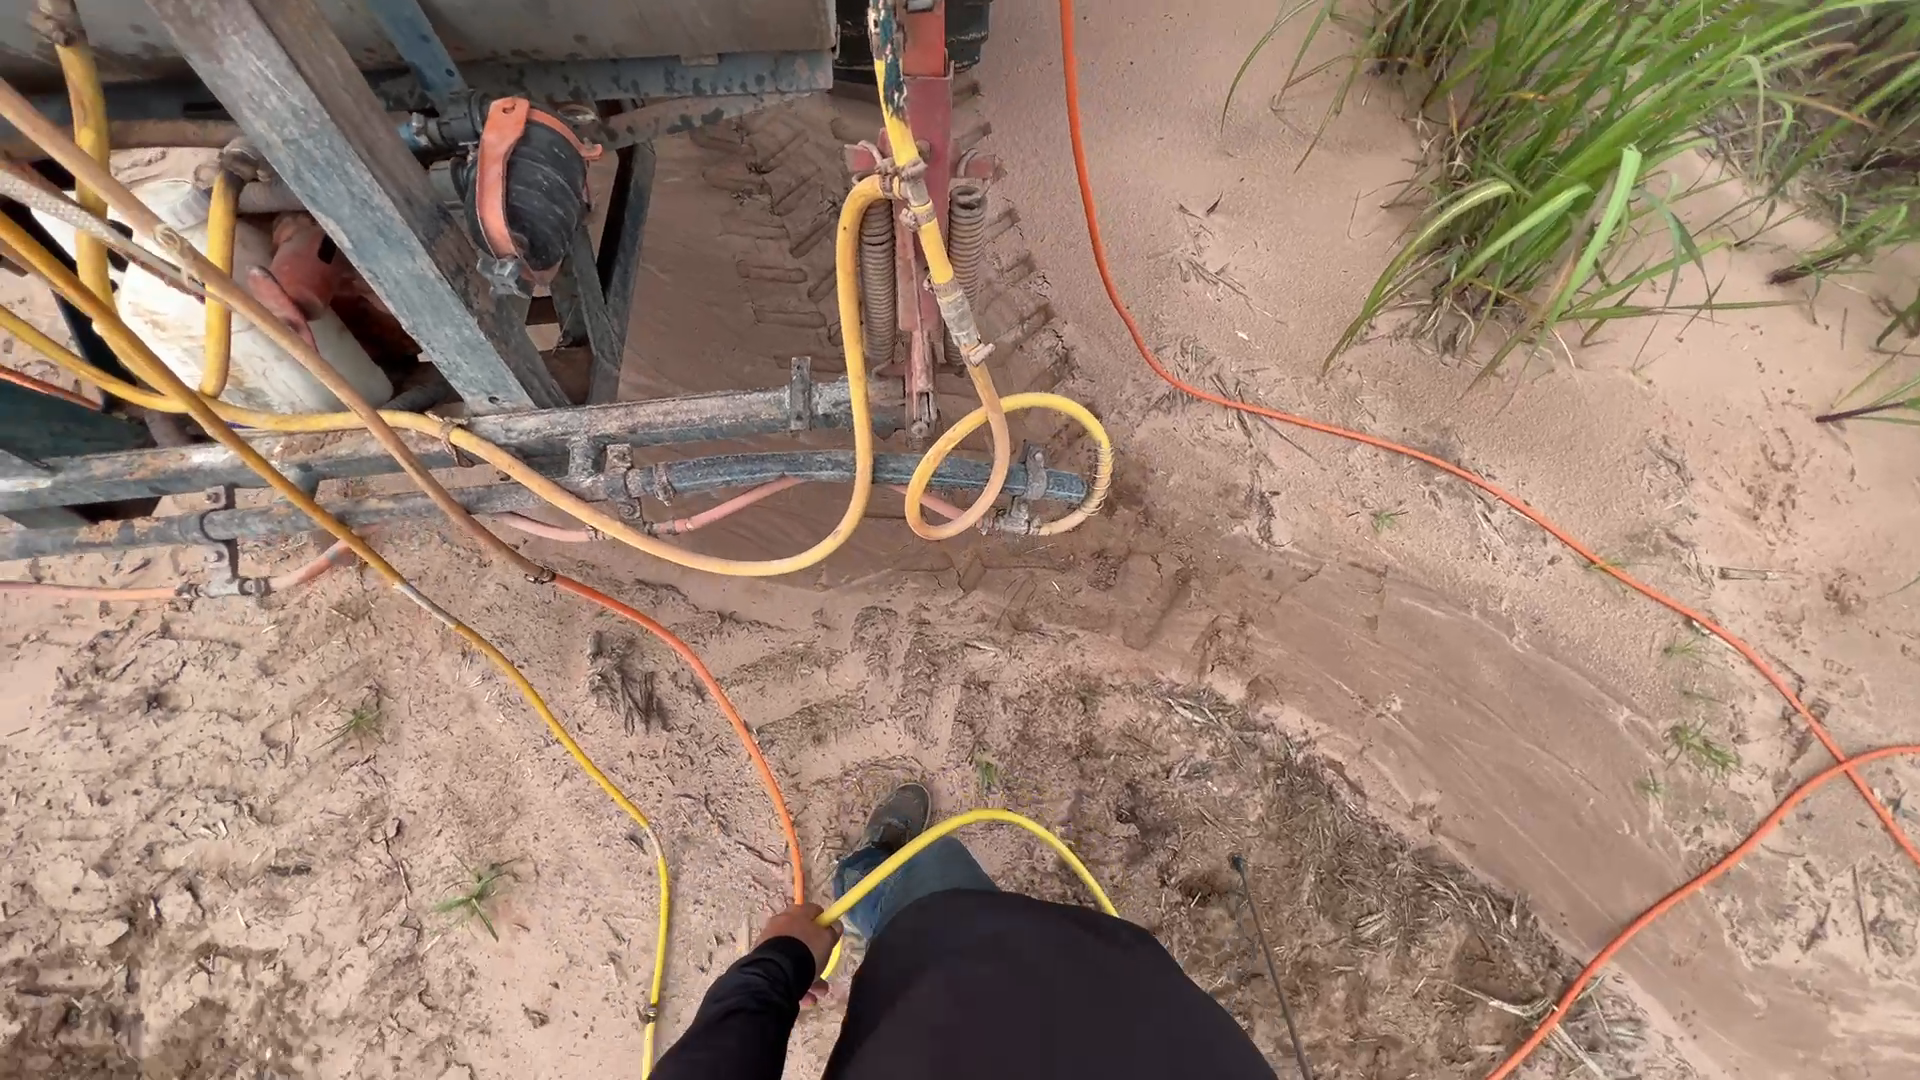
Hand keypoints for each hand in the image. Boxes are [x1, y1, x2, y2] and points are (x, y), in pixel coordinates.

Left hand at [757, 902, 840, 1001]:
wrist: (776, 973)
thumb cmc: (806, 951)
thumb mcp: (827, 940)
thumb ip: (832, 932)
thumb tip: (835, 925)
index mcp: (797, 912)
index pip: (813, 911)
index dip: (824, 922)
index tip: (830, 936)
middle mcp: (781, 923)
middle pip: (802, 936)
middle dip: (815, 954)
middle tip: (824, 968)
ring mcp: (769, 942)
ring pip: (793, 956)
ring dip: (807, 974)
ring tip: (817, 993)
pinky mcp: (762, 961)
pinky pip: (782, 969)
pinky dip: (793, 981)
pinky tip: (804, 998)